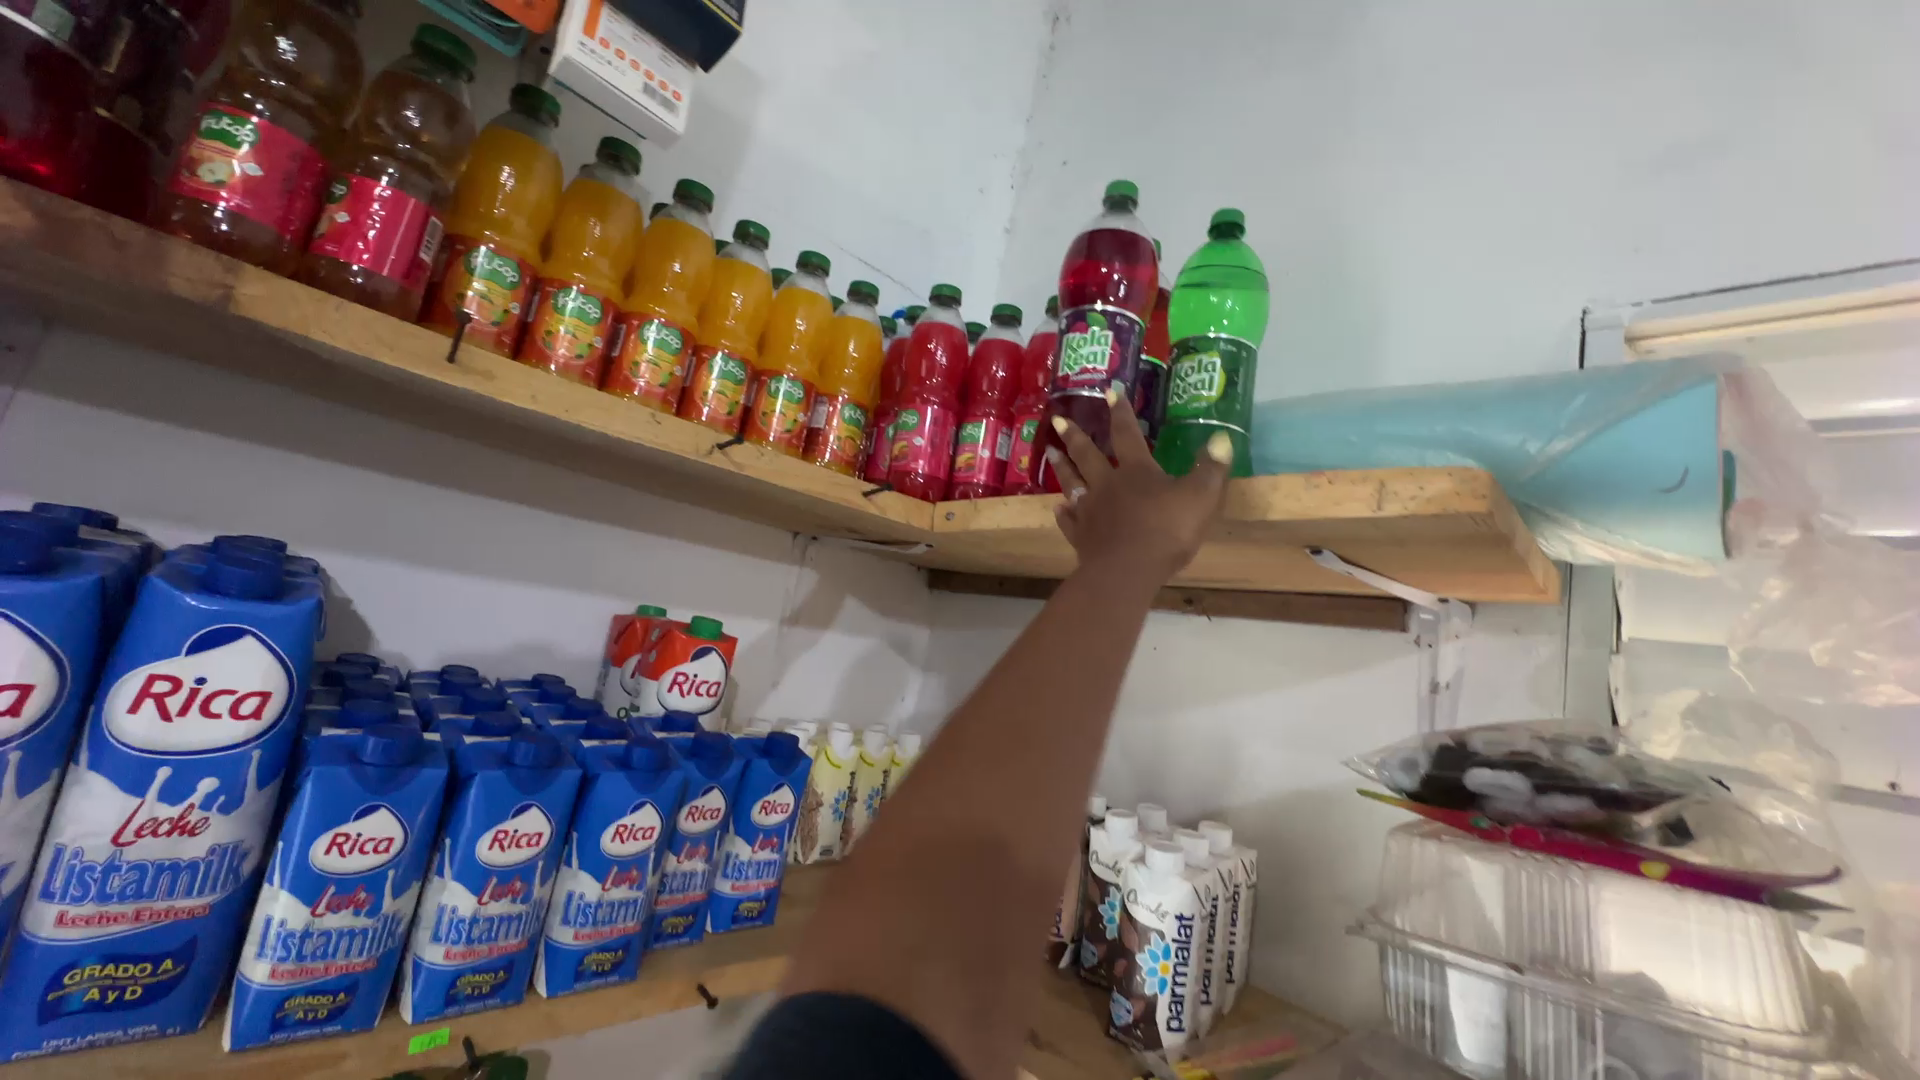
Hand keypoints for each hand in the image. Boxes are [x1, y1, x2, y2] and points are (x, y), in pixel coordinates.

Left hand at [1047, 389, 1231, 583]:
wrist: (1128, 571)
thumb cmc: (1166, 531)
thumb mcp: (1201, 497)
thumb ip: (1211, 467)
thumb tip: (1221, 437)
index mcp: (1136, 471)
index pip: (1127, 434)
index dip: (1120, 413)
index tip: (1109, 392)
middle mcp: (1107, 485)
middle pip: (1087, 455)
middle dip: (1074, 436)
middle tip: (1057, 420)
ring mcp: (1090, 511)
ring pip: (1072, 483)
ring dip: (1061, 467)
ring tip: (1049, 452)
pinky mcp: (1081, 538)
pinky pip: (1069, 521)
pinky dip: (1063, 513)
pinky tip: (1058, 508)